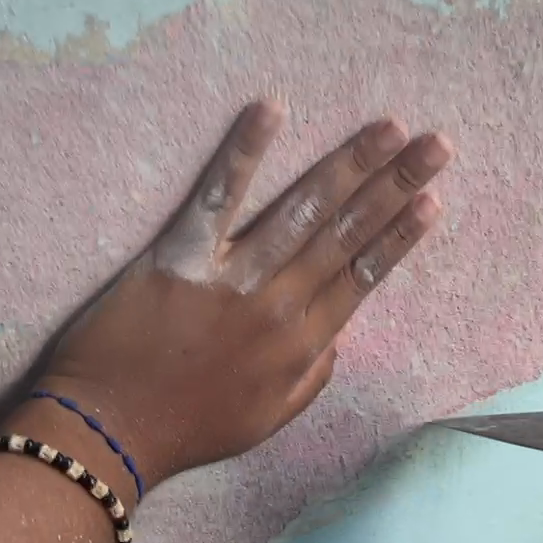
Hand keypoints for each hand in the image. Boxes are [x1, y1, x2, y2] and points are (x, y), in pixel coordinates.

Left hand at [28, 100, 452, 487]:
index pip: (365, 275)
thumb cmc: (186, 428)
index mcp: (302, 343)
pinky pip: (219, 195)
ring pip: (303, 209)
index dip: (401, 234)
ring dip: (350, 164)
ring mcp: (233, 276)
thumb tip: (337, 335)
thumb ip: (311, 377)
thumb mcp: (266, 421)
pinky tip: (272, 109)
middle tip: (435, 143)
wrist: (108, 432)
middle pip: (348, 232)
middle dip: (397, 184)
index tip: (433, 198)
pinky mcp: (181, 255)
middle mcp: (279, 303)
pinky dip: (245, 151)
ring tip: (388, 128)